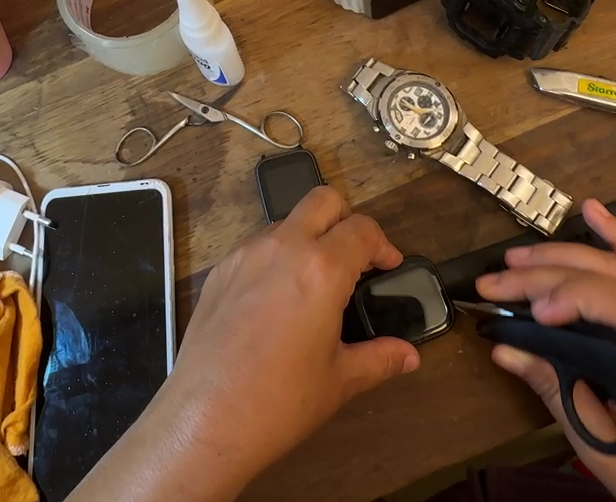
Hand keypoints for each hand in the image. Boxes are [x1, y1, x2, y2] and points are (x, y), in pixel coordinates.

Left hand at [68, 186, 419, 501]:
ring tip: (317, 282)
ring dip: (308, 236)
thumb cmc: (280, 400)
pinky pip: (257, 245)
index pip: (362, 229)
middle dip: (346, 218)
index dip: (383, 244)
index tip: (389, 265)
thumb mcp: (340, 380)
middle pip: (322, 200)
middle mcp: (282, 247)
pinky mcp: (220, 269)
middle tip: (356, 257)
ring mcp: (245, 253)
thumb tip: (408, 355)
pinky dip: (276, 255)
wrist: (206, 416)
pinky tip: (278, 299)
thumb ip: (379, 358)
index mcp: (321, 268)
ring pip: (286, 220)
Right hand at [474, 198, 615, 501]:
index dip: (574, 299)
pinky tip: (592, 211)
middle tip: (493, 282)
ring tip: (516, 256)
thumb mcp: (614, 460)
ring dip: (565, 255)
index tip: (531, 315)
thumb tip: (504, 349)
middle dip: (548, 276)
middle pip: (613, 281)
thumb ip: (562, 399)